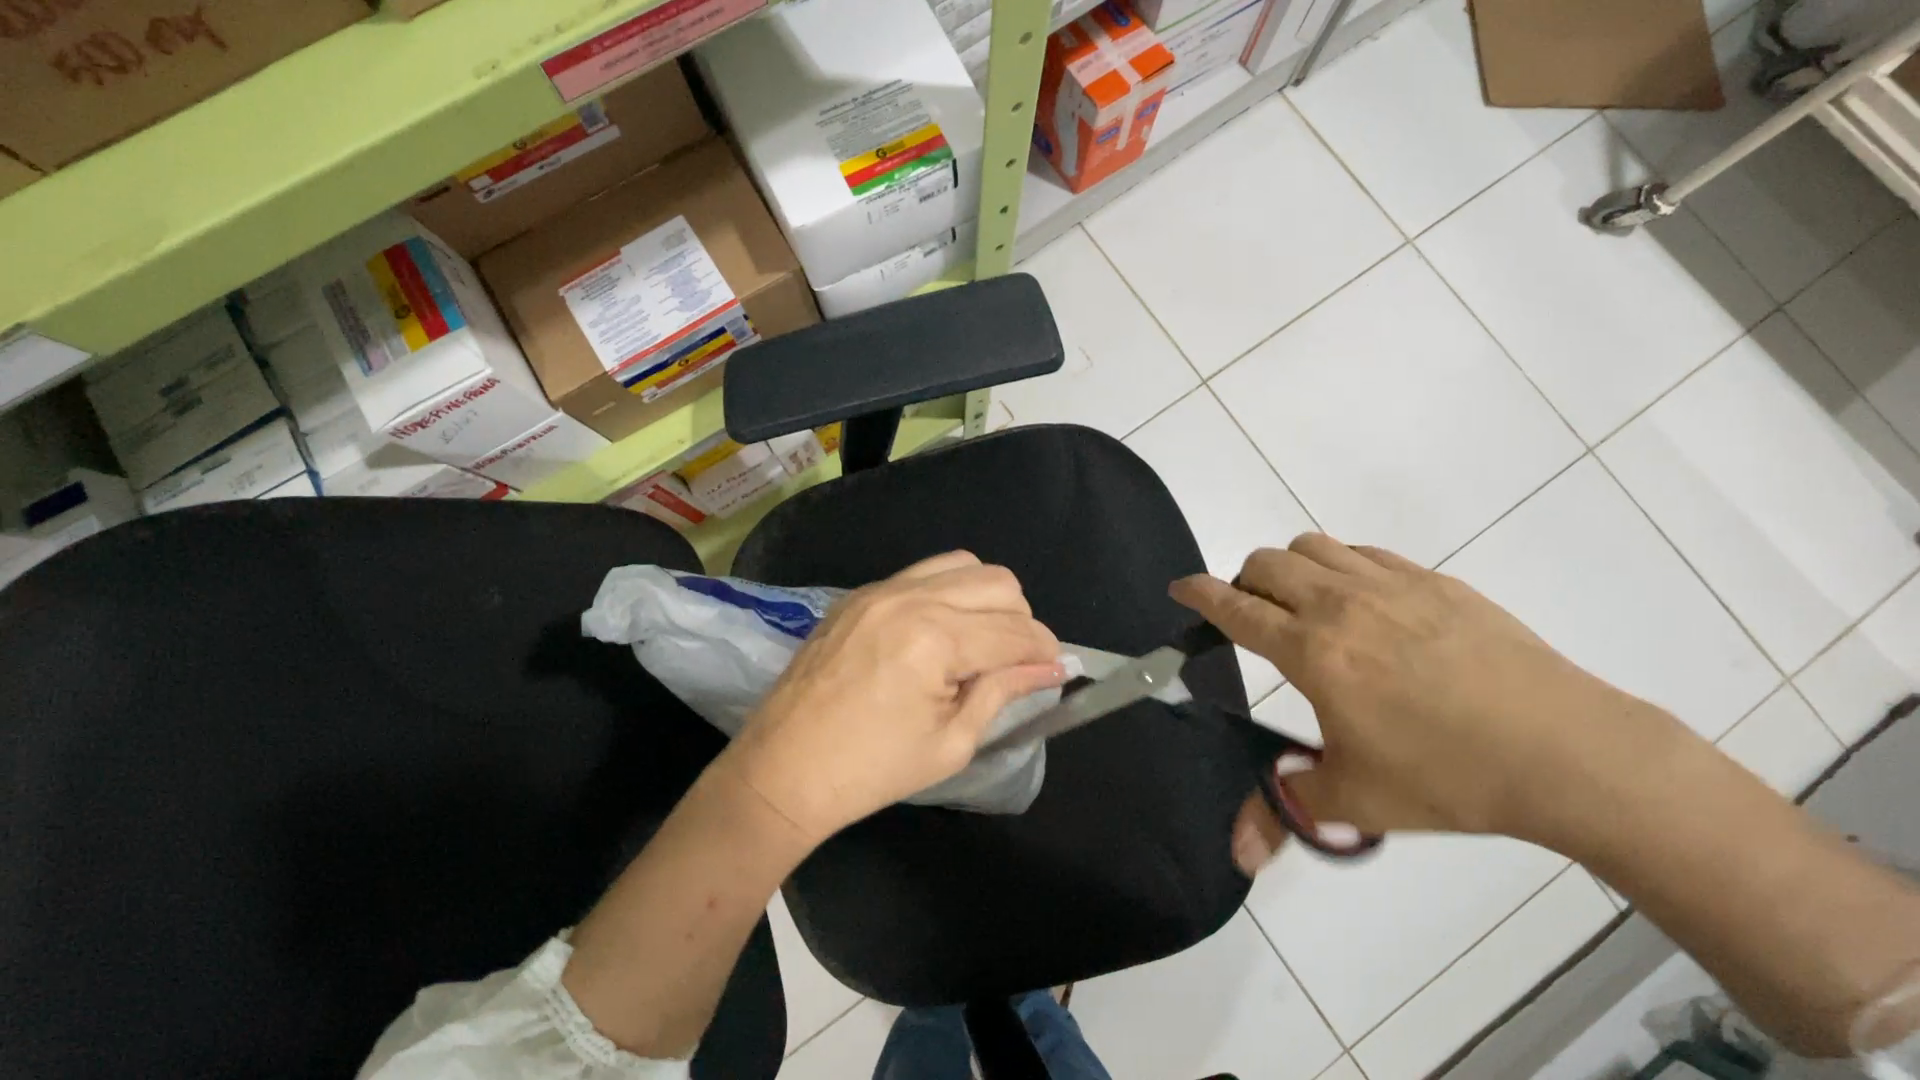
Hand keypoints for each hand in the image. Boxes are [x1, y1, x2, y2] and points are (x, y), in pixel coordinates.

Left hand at [724, 552, 1064, 842]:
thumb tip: (1051, 668)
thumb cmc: (871, 771)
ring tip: (977, 644)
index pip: (1016, 631)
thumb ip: (1003, 693)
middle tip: (1013, 664)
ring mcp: (880, 589)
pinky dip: (946, 594)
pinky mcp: (859, 594)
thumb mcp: (951, 742)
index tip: (1055, 671)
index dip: (1045, 652)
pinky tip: (937, 636)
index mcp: (935, 639)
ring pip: (962, 565)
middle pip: (998, 583)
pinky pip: (922, 573)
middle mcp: (910, 598)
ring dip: (985, 600)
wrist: (783, 769)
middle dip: (1020, 621)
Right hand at [1183, 534, 1688, 865]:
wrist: (1563, 751)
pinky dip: (1344, 566)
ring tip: (1306, 606)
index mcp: (1313, 652)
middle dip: (1244, 580)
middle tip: (1252, 616)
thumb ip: (1286, 809)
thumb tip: (1239, 855)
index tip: (1180, 587)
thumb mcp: (1356, 800)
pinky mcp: (1438, 583)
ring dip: (1292, 567)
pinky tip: (1365, 605)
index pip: (1235, 607)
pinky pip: (1367, 553)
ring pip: (1315, 546)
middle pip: (1268, 562)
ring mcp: (1393, 586)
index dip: (1198, 592)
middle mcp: (1342, 605)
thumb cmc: (1446, 776)